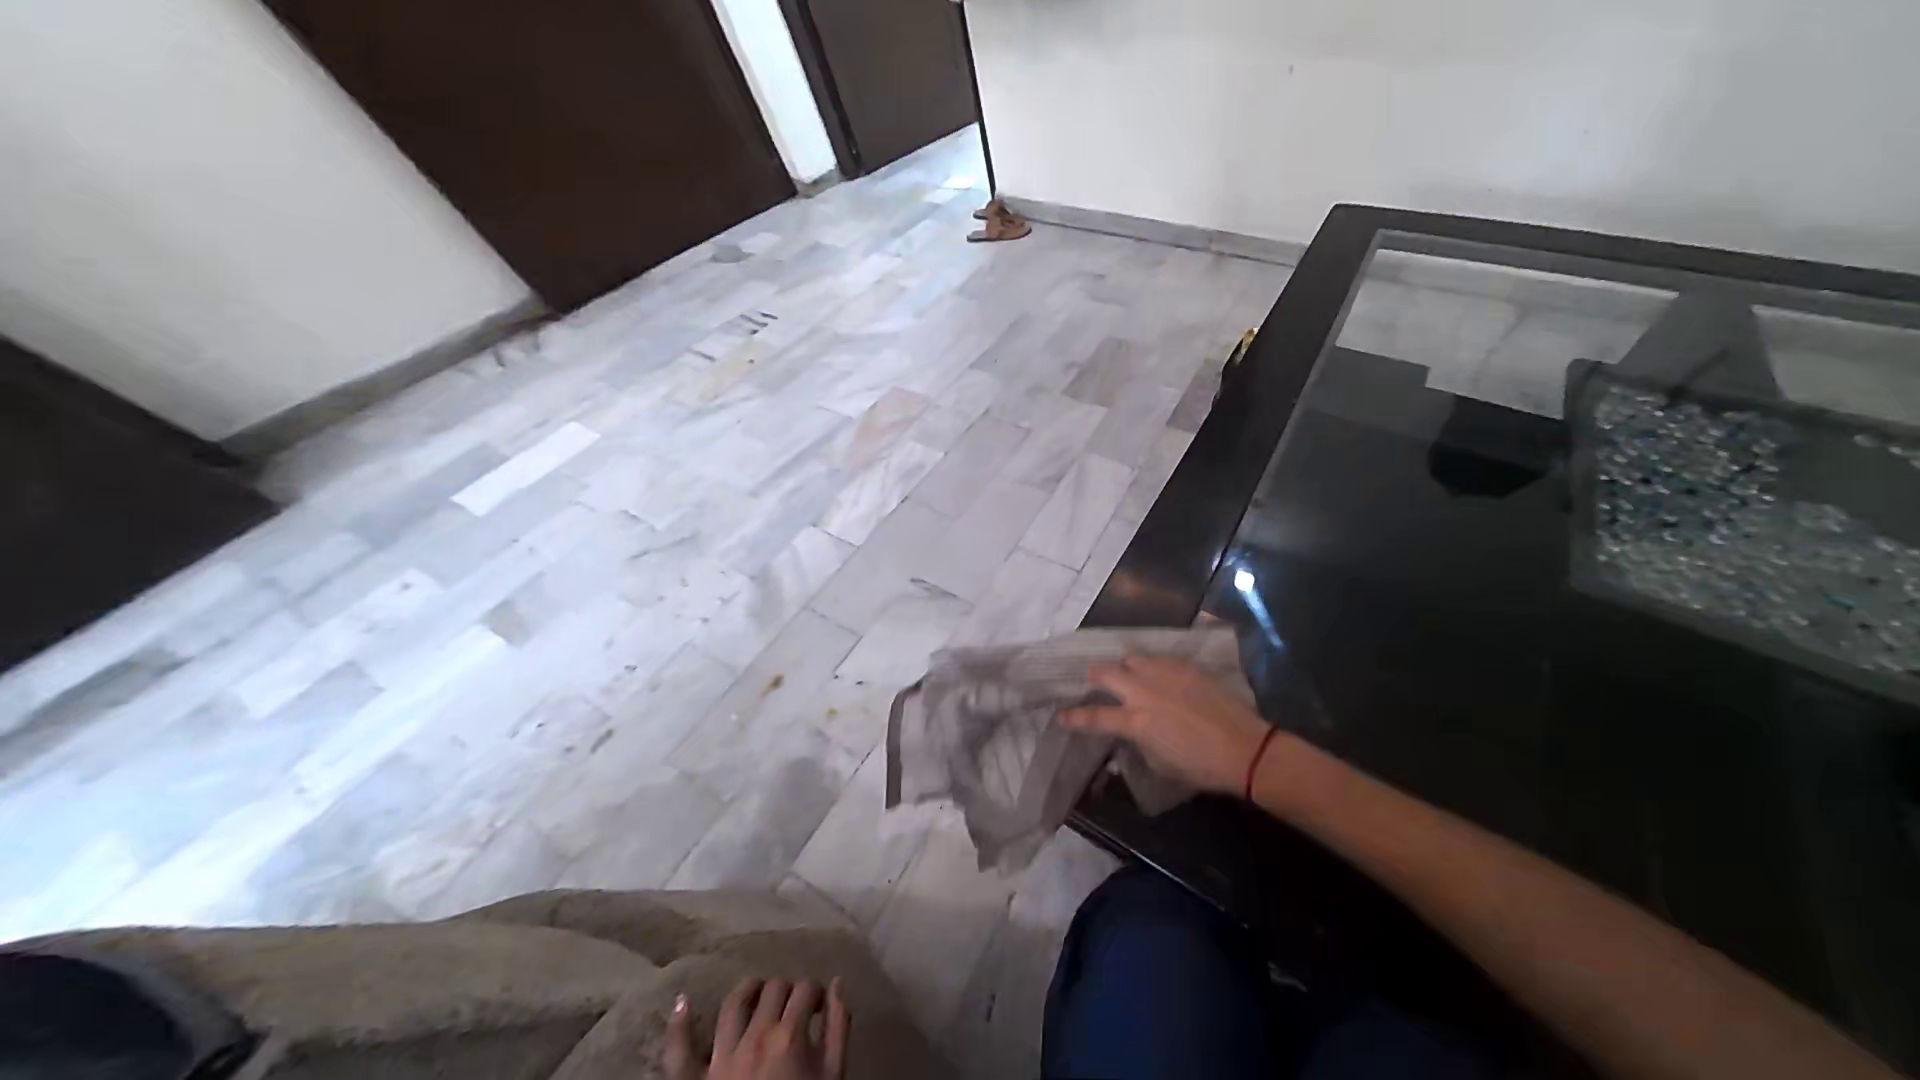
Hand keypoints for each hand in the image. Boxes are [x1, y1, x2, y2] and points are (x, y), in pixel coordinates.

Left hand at [663, 977, 848, 1079]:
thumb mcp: (833, 1076)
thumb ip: (839, 1028)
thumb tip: (837, 984)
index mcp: (790, 1037)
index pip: (806, 990)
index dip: (817, 993)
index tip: (821, 1007)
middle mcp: (754, 1037)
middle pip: (774, 989)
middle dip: (789, 991)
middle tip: (796, 1008)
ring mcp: (720, 1058)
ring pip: (733, 1004)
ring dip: (749, 990)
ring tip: (759, 994)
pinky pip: (679, 1051)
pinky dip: (679, 1025)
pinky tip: (683, 1001)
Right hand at [1060, 655, 1271, 795]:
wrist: (1245, 748)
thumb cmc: (1200, 766)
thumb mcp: (1159, 764)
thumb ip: (1138, 743)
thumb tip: (1131, 733)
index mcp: (1136, 722)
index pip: (1095, 717)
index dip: (1074, 717)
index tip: (1060, 715)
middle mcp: (1144, 692)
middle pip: (1107, 674)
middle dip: (1094, 676)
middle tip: (1091, 679)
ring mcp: (1166, 675)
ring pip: (1132, 659)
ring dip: (1124, 667)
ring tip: (1127, 674)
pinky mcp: (1186, 667)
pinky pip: (1159, 659)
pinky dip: (1151, 665)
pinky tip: (1157, 673)